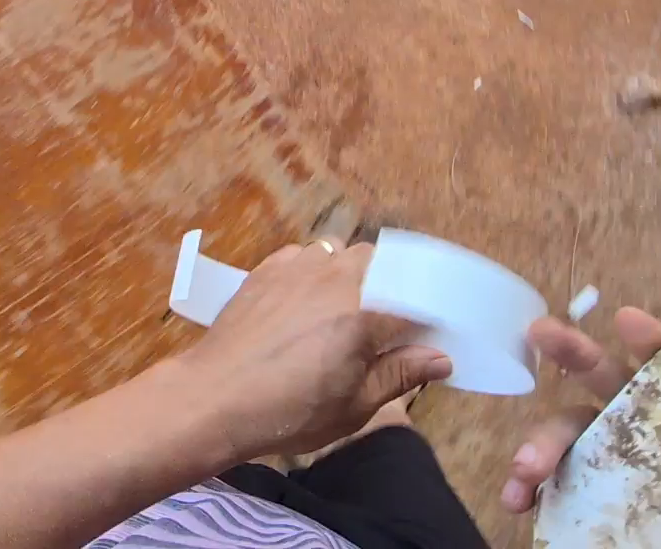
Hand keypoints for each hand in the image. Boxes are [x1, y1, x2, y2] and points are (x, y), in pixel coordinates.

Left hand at [169, 239, 452, 462]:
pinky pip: (302, 254)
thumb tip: (442, 358)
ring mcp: (297, 267)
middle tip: (383, 322)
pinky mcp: (267, 267)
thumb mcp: (355, 406)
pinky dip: (312, 268)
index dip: (425, 315)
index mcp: (364, 313)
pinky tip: (304, 295)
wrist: (218, 393)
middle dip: (389, 285)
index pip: (413, 301)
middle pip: (378, 263)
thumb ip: (399, 374)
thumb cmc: (292, 410)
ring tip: (342, 306)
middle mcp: (334, 278)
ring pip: (337, 250)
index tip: (427, 333)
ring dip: (349, 270)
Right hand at [500, 307, 660, 512]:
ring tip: (526, 465)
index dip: (656, 344)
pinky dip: (531, 485)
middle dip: (573, 350)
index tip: (629, 321)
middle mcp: (652, 425)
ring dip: (543, 439)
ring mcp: (619, 454)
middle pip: (609, 376)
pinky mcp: (594, 488)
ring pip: (571, 428)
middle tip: (541, 332)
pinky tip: (518, 498)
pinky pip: (557, 477)